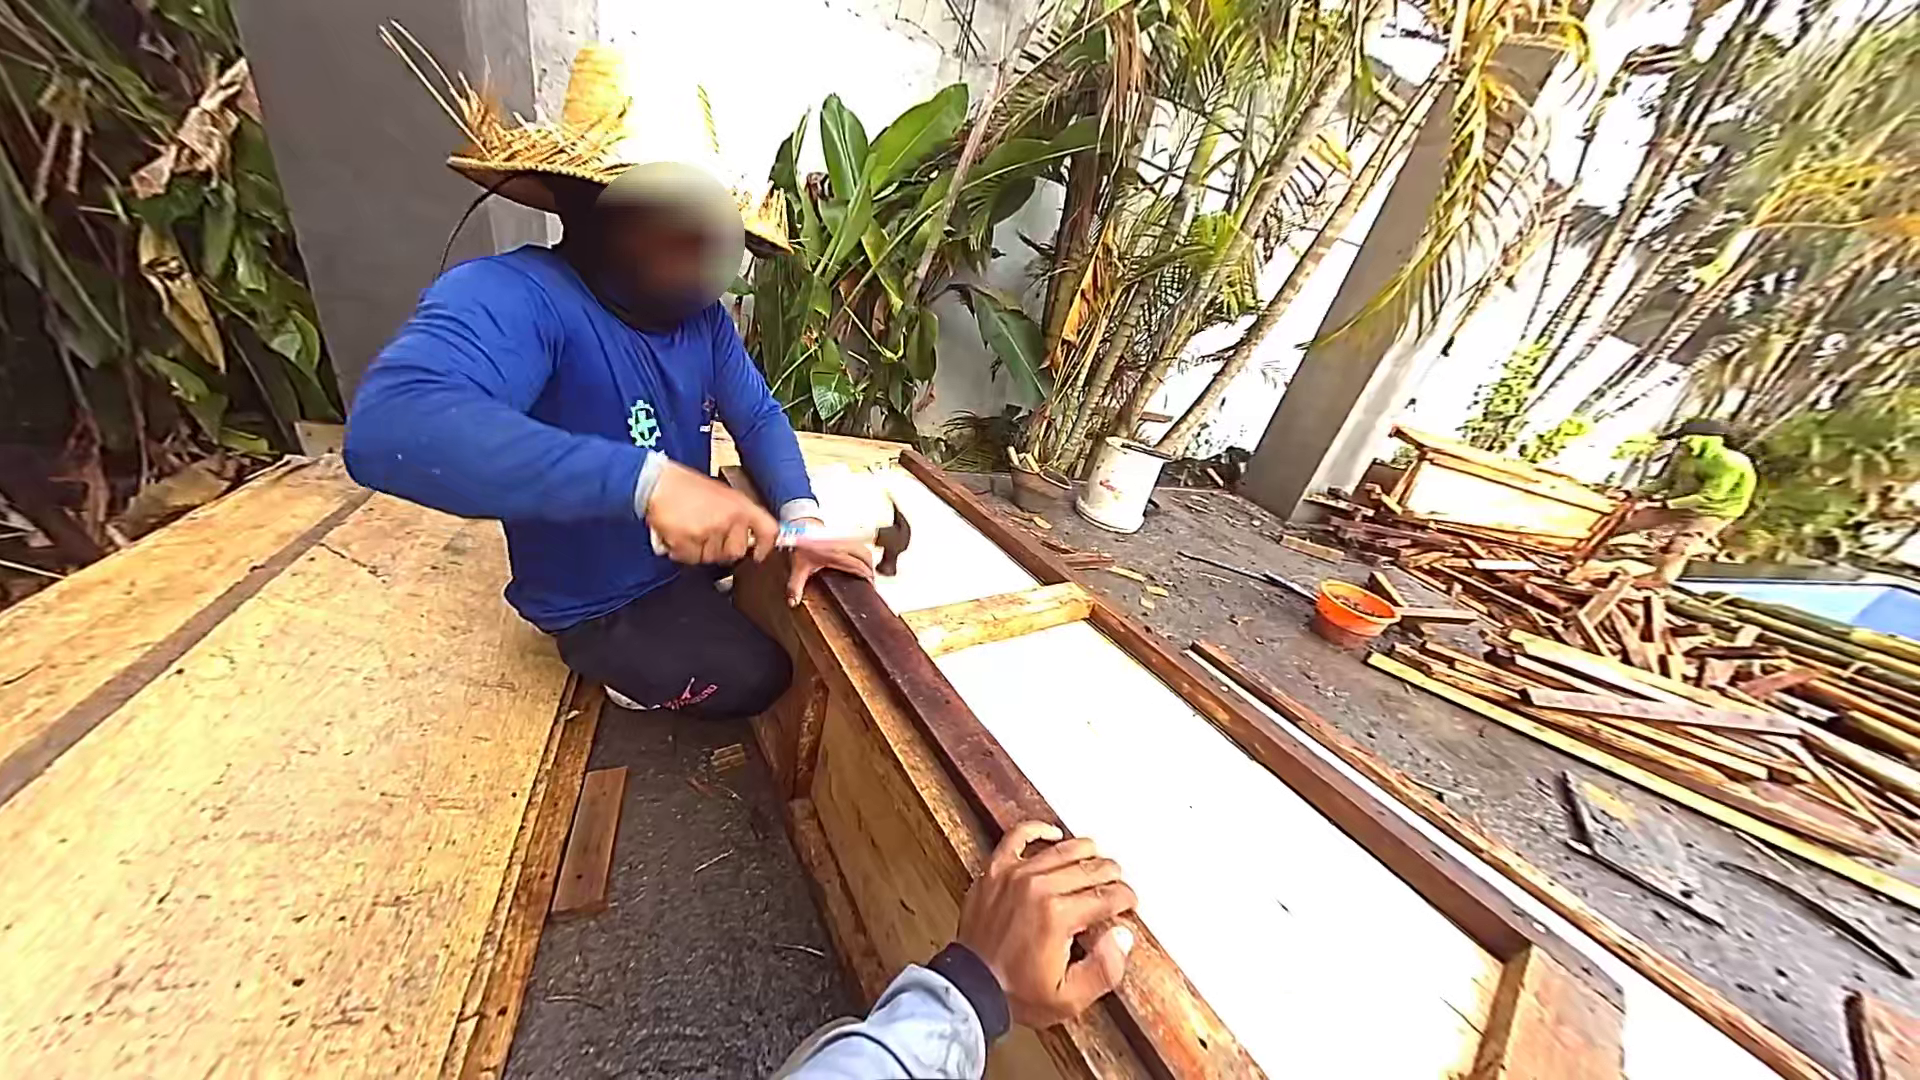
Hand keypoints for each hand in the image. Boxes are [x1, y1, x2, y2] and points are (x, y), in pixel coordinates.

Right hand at [647, 459, 779, 564]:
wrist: (658, 483)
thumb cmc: (687, 487)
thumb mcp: (723, 495)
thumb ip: (738, 515)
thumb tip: (750, 536)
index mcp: (742, 505)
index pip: (768, 530)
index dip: (766, 545)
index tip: (759, 553)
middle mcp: (730, 519)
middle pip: (736, 552)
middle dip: (722, 549)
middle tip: (708, 534)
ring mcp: (711, 530)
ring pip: (712, 557)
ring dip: (700, 549)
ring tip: (691, 529)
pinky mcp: (690, 540)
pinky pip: (691, 558)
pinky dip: (683, 551)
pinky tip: (678, 535)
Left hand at [785, 519, 875, 605]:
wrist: (799, 528)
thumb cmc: (801, 547)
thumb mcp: (798, 568)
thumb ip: (795, 586)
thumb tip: (793, 602)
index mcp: (834, 555)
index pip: (857, 565)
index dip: (866, 574)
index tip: (870, 583)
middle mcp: (843, 547)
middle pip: (866, 557)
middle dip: (872, 569)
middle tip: (872, 580)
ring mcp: (846, 540)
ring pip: (866, 550)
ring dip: (870, 561)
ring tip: (870, 572)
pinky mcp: (845, 537)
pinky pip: (861, 545)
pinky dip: (866, 554)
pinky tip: (864, 561)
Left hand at [956, 821, 1136, 1028]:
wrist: (972, 986)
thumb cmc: (1018, 992)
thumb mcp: (1069, 998)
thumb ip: (1104, 969)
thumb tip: (1123, 935)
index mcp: (1058, 915)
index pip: (1104, 896)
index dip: (1123, 897)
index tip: (1129, 900)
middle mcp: (1038, 887)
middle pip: (1086, 869)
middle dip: (1109, 873)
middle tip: (1118, 877)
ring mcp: (1015, 873)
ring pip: (1059, 850)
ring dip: (1083, 849)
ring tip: (1096, 853)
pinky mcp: (996, 868)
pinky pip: (1017, 836)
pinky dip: (1036, 829)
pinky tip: (1052, 832)